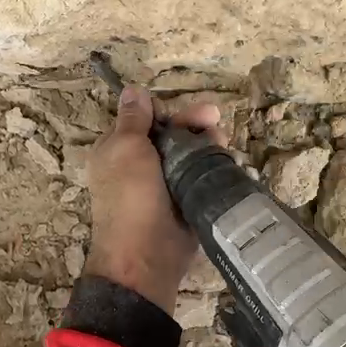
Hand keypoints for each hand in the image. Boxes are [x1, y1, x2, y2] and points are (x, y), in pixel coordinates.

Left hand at [86, 86, 222, 315]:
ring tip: (223, 142)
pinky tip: (228, 160)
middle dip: (193, 124)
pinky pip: (201, 178)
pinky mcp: (186, 202)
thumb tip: (131, 90)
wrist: (146, 256)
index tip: (178, 113)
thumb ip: (133, 119)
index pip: (144, 120)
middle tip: (215, 118)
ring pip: (190, 154)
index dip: (164, 113)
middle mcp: (139, 165)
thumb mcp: (125, 148)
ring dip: (207, 144)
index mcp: (117, 150)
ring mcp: (164, 185)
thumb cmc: (131, 196)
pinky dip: (214, 167)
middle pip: (171, 135)